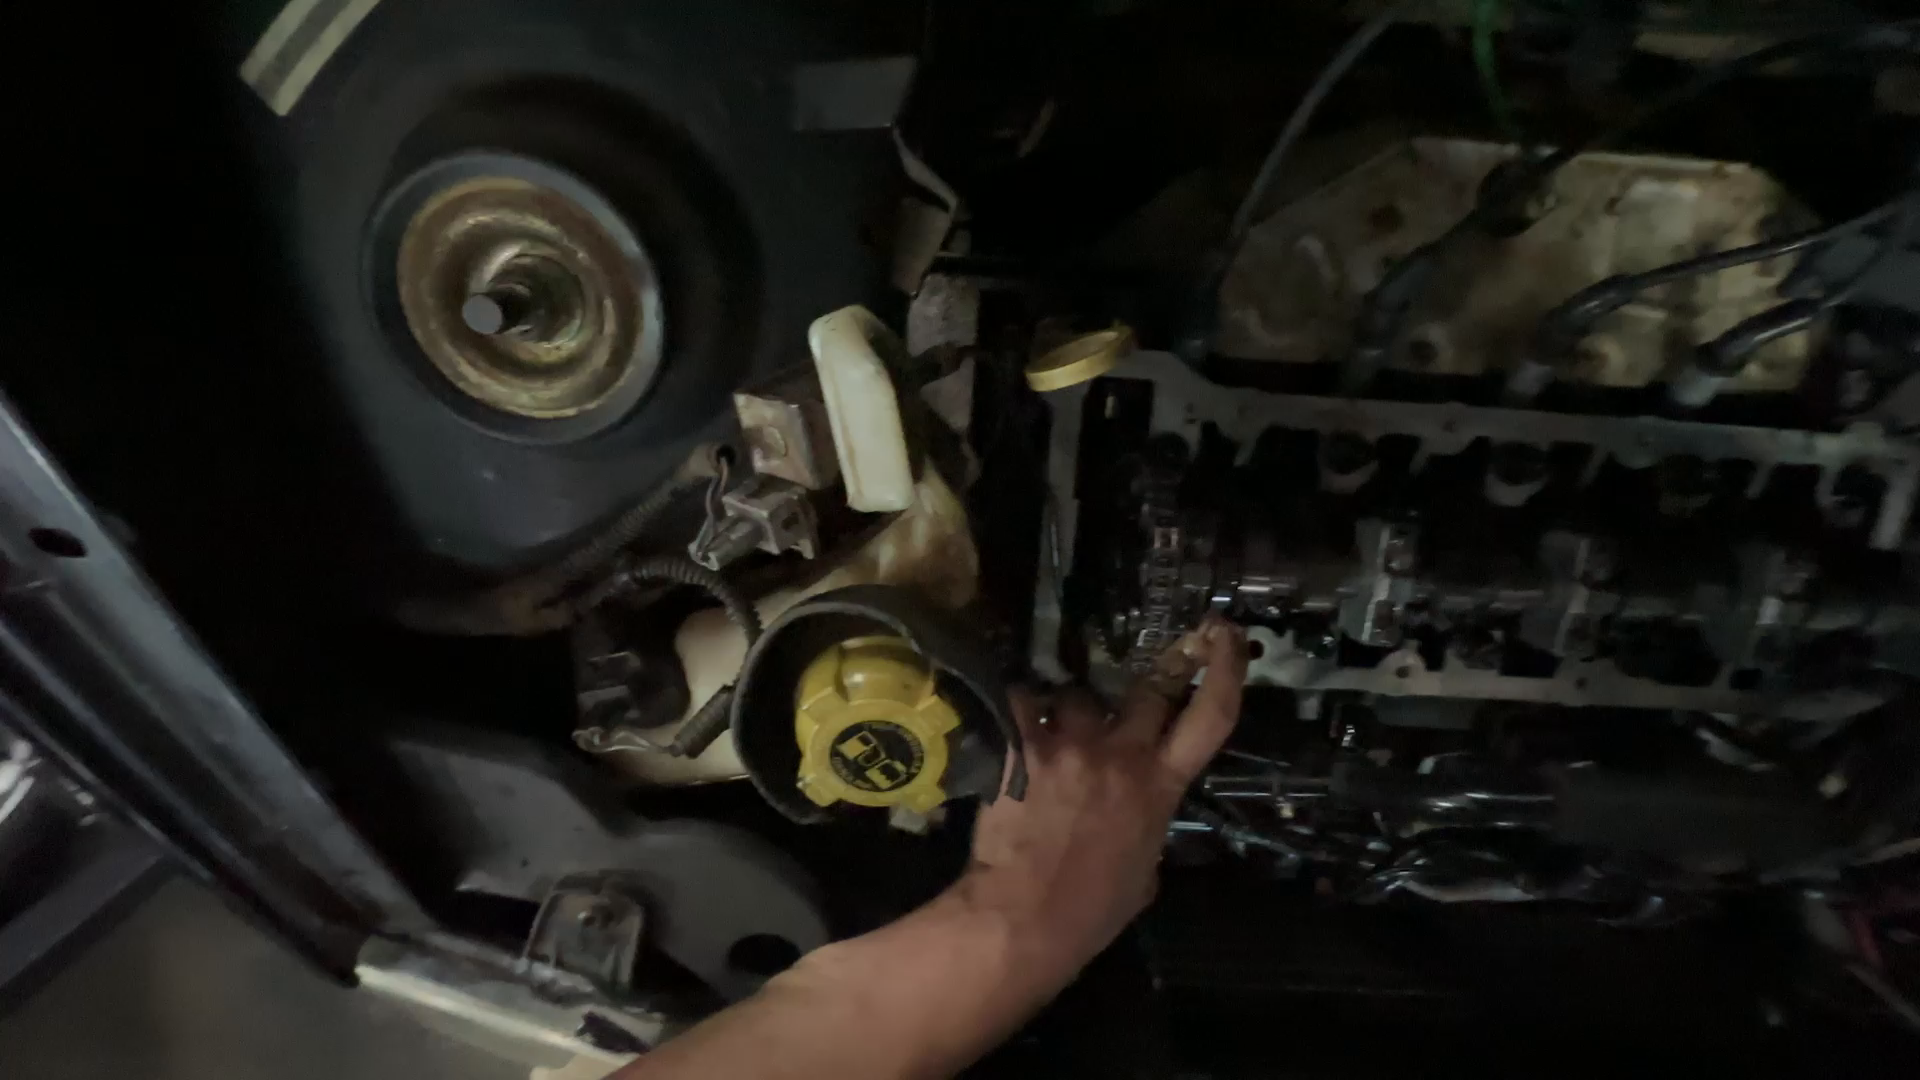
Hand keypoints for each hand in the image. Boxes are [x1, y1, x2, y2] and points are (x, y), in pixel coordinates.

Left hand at [960, 618, 1248, 981]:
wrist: (1025, 916)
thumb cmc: (1091, 908)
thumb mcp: (1145, 869)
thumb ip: (1149, 822)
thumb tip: (1138, 805)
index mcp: (1161, 786)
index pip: (1210, 717)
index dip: (1226, 670)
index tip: (1228, 635)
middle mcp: (1121, 753)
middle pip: (1145, 688)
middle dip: (1143, 683)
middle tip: (1128, 688)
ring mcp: (1070, 744)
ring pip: (1076, 693)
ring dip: (1069, 708)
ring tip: (1051, 729)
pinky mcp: (1024, 746)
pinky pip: (1022, 703)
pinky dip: (1018, 709)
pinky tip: (1009, 721)